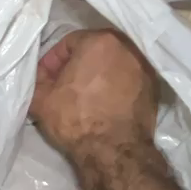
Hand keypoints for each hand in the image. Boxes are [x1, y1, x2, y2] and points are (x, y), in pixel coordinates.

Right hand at [30, 29, 158, 161]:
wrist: (111, 148)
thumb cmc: (73, 118)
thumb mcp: (40, 98)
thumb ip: (37, 78)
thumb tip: (41, 75)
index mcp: (98, 42)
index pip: (68, 41)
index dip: (52, 61)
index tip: (44, 79)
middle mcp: (127, 46)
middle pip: (94, 49)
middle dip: (75, 64)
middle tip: (61, 85)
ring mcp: (144, 66)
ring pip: (111, 63)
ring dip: (95, 74)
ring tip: (81, 95)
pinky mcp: (153, 85)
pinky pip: (126, 77)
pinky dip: (112, 85)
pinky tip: (100, 103)